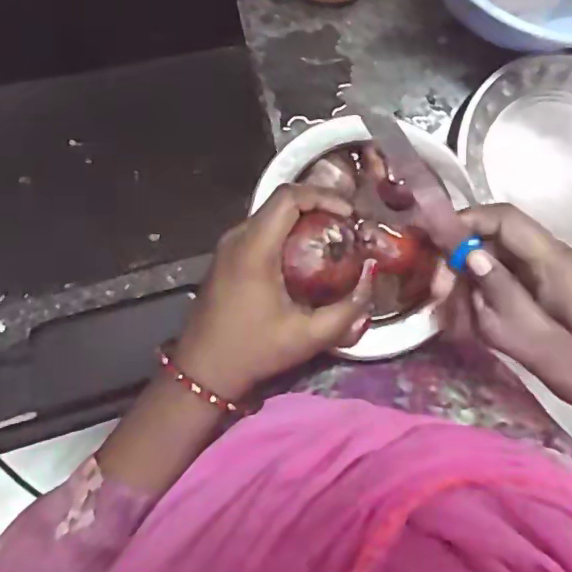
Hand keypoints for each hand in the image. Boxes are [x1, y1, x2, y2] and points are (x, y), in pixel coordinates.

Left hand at [176, 184, 373, 399]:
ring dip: (304, 216)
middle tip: (347, 224)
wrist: (200, 375)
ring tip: (333, 235)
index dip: (323, 196)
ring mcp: (229, 245)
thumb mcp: (307, 337)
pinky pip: (263, 227)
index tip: (349, 214)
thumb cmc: (252, 352)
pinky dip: (289, 229)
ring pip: (272, 212)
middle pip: (282, 200)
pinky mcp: (227, 255)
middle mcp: (238, 237)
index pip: (289, 197)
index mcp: (254, 248)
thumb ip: (347, 309)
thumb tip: (371, 275)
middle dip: (319, 204)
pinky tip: (307, 252)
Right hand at [440, 205, 571, 462]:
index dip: (463, 221)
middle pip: (493, 239)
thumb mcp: (546, 345)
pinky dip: (487, 303)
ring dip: (471, 288)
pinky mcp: (550, 297)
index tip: (429, 246)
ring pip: (496, 264)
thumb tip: (467, 254)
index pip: (503, 217)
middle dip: (459, 263)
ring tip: (457, 325)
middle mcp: (550, 260)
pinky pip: (508, 286)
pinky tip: (476, 331)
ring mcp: (550, 278)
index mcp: (554, 260)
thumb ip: (503, 300)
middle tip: (440, 302)